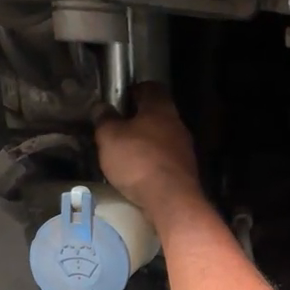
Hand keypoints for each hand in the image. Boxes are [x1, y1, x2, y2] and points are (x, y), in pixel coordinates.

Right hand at [94, 84, 203, 217]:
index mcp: (161, 108)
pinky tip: (140, 175)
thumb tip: (102, 107)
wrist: (171, 201)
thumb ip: (104, 119)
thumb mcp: (110, 137)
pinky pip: (166, 162)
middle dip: (139, 120)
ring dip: (147, 145)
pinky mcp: (187, 174)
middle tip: (118, 130)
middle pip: (158, 115)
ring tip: (126, 155)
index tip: (119, 100)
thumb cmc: (138, 160)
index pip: (151, 88)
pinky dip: (154, 165)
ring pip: (163, 140)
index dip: (134, 91)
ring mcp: (185, 151)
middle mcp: (178, 125)